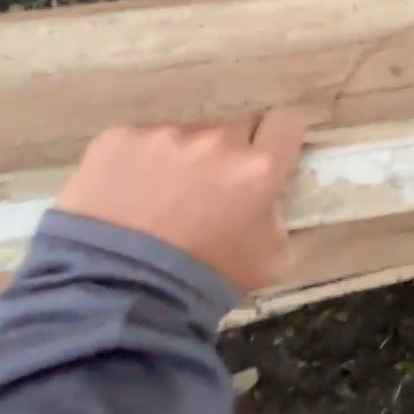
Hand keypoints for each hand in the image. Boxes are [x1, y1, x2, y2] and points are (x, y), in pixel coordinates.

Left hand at [55, 109, 312, 292]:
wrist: (115, 293)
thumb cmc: (207, 278)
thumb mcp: (274, 262)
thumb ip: (293, 226)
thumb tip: (296, 206)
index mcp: (260, 168)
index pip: (289, 121)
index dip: (297, 120)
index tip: (298, 126)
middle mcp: (217, 141)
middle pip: (239, 127)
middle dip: (238, 149)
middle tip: (224, 182)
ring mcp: (165, 137)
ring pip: (189, 135)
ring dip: (189, 157)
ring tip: (168, 197)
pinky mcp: (118, 139)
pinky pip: (142, 141)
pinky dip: (143, 162)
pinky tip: (131, 195)